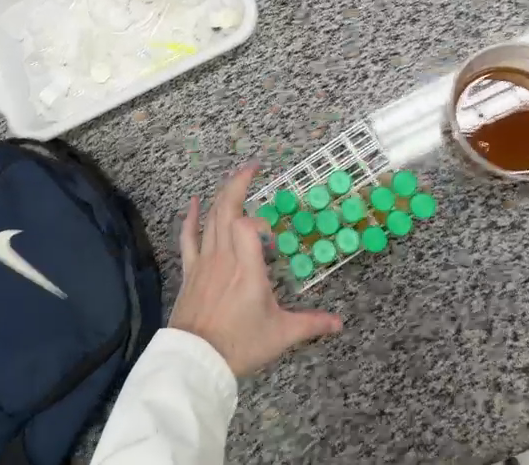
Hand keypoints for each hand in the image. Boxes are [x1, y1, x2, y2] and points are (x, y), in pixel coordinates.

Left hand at [168, 164, 342, 377]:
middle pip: (226, 208)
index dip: (260, 222)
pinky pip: (189, 236)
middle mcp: (224, 256)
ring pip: (210, 218)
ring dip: (222, 195)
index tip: (271, 237)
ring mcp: (204, 261)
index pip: (248, 226)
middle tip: (253, 167)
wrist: (197, 360)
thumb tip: (339, 323)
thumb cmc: (240, 345)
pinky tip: (195, 201)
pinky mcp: (190, 270)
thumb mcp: (281, 335)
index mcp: (247, 267)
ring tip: (234, 179)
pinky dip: (191, 216)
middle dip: (239, 183)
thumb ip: (311, 324)